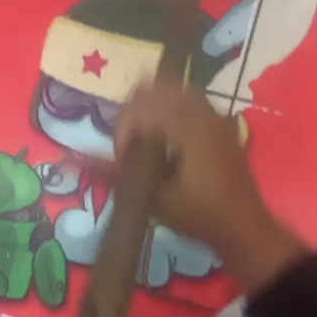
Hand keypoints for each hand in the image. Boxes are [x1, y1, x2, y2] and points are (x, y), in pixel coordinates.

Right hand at [114, 84, 306, 293]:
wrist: (244, 226)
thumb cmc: (199, 215)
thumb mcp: (153, 198)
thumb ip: (114, 174)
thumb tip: (72, 160)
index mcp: (186, 126)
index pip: (139, 106)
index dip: (123, 129)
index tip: (124, 159)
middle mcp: (201, 111)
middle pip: (154, 90)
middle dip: (134, 115)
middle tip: (132, 148)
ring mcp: (214, 114)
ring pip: (172, 91)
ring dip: (152, 111)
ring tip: (147, 144)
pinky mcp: (220, 122)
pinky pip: (188, 100)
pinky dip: (170, 112)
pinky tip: (167, 142)